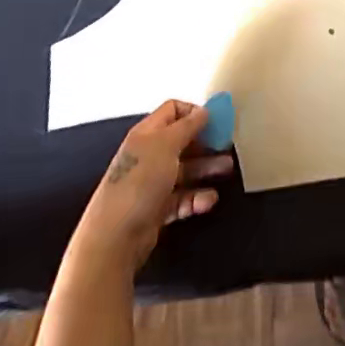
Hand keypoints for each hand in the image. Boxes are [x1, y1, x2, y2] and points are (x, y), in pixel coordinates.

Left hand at [69, 100, 233, 273]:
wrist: (116, 235)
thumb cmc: (141, 180)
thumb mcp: (166, 145)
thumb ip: (187, 127)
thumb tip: (203, 111)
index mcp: (147, 133)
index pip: (172, 110)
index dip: (193, 112)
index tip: (216, 121)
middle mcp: (149, 154)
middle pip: (181, 140)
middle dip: (205, 142)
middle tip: (227, 146)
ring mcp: (152, 182)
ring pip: (185, 169)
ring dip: (206, 168)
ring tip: (228, 169)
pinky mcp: (157, 208)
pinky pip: (182, 197)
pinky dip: (196, 197)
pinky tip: (210, 199)